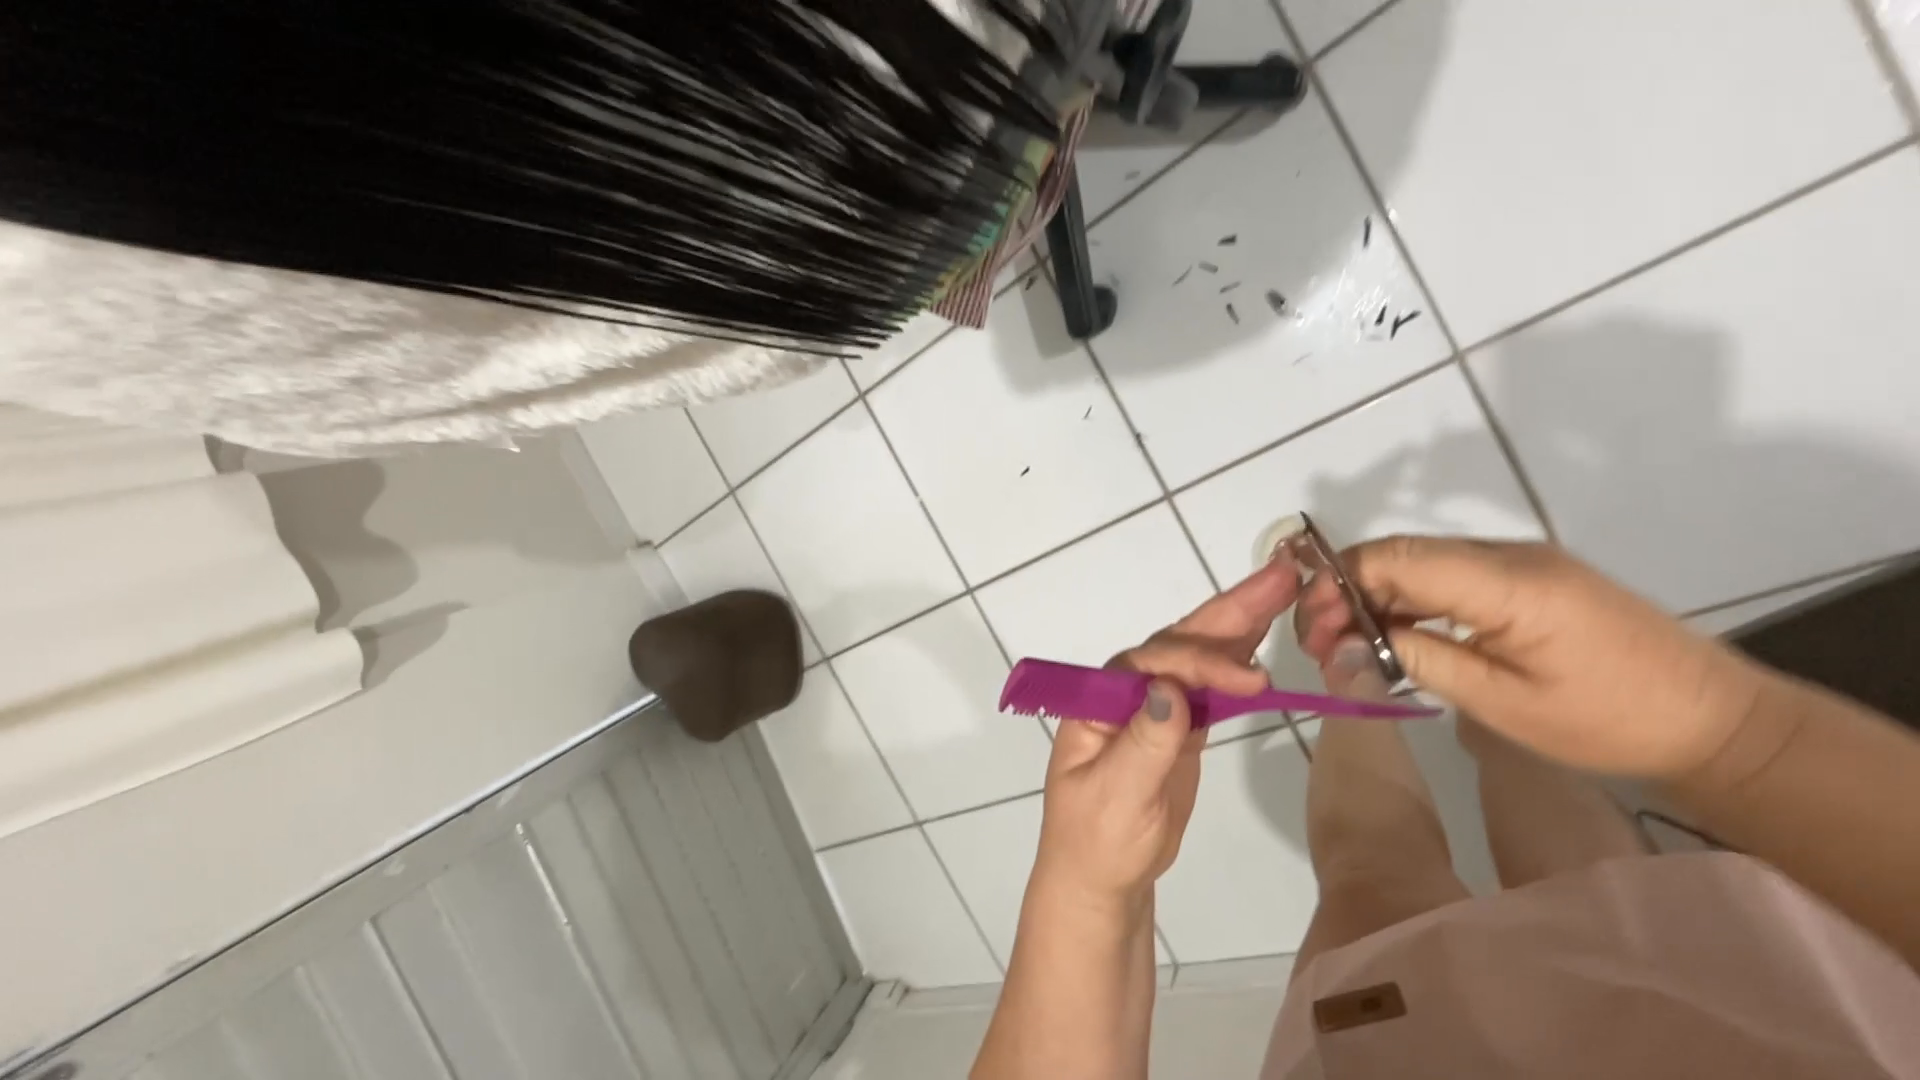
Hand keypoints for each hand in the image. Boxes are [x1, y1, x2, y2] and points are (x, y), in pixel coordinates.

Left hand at [1033, 555, 1301, 906]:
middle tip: (1282, 576)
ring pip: (1199, 657)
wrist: (1104, 878)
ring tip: (1286, 589)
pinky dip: (1239, 664)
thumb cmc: (1098, 841)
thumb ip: (1145, 743)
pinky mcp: (1181, 727)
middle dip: (1228, 610)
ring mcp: (1156, 706)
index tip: (1250, 679)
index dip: (1200, 662)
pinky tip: (1267, 640)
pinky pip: (1212, 687)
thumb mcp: (1117, 797)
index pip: (1151, 661)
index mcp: (1099, 700)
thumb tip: (1170, 689)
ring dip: (1240, 625)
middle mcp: (1126, 691)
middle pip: (1179, 642)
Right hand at [1291, 535, 1765, 778]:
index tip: (1311, 630)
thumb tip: (1343, 642)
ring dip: (1373, 596)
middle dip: (1345, 591)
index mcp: (1507, 583)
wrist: (1715, 722)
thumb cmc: (1608, 722)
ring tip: (1347, 644)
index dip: (1338, 583)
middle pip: (1399, 554)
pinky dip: (1409, 600)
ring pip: (1418, 562)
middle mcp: (1509, 555)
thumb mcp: (1500, 702)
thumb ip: (1417, 658)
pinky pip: (1448, 575)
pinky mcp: (1529, 577)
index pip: (1394, 558)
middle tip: (1320, 644)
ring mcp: (1521, 562)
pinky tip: (1394, 634)